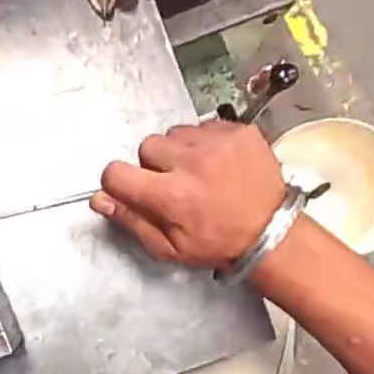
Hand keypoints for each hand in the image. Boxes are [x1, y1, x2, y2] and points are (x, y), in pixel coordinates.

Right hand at [89, 121, 286, 269]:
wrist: (272, 234)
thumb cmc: (219, 244)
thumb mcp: (169, 247)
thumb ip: (132, 220)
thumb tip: (101, 200)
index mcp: (171, 196)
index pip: (117, 173)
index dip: (118, 182)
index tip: (130, 188)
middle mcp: (191, 163)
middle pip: (145, 146)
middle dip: (153, 164)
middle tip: (172, 183)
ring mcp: (217, 143)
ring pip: (174, 133)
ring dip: (178, 151)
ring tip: (197, 172)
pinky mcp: (237, 131)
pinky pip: (203, 126)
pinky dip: (204, 142)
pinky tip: (215, 163)